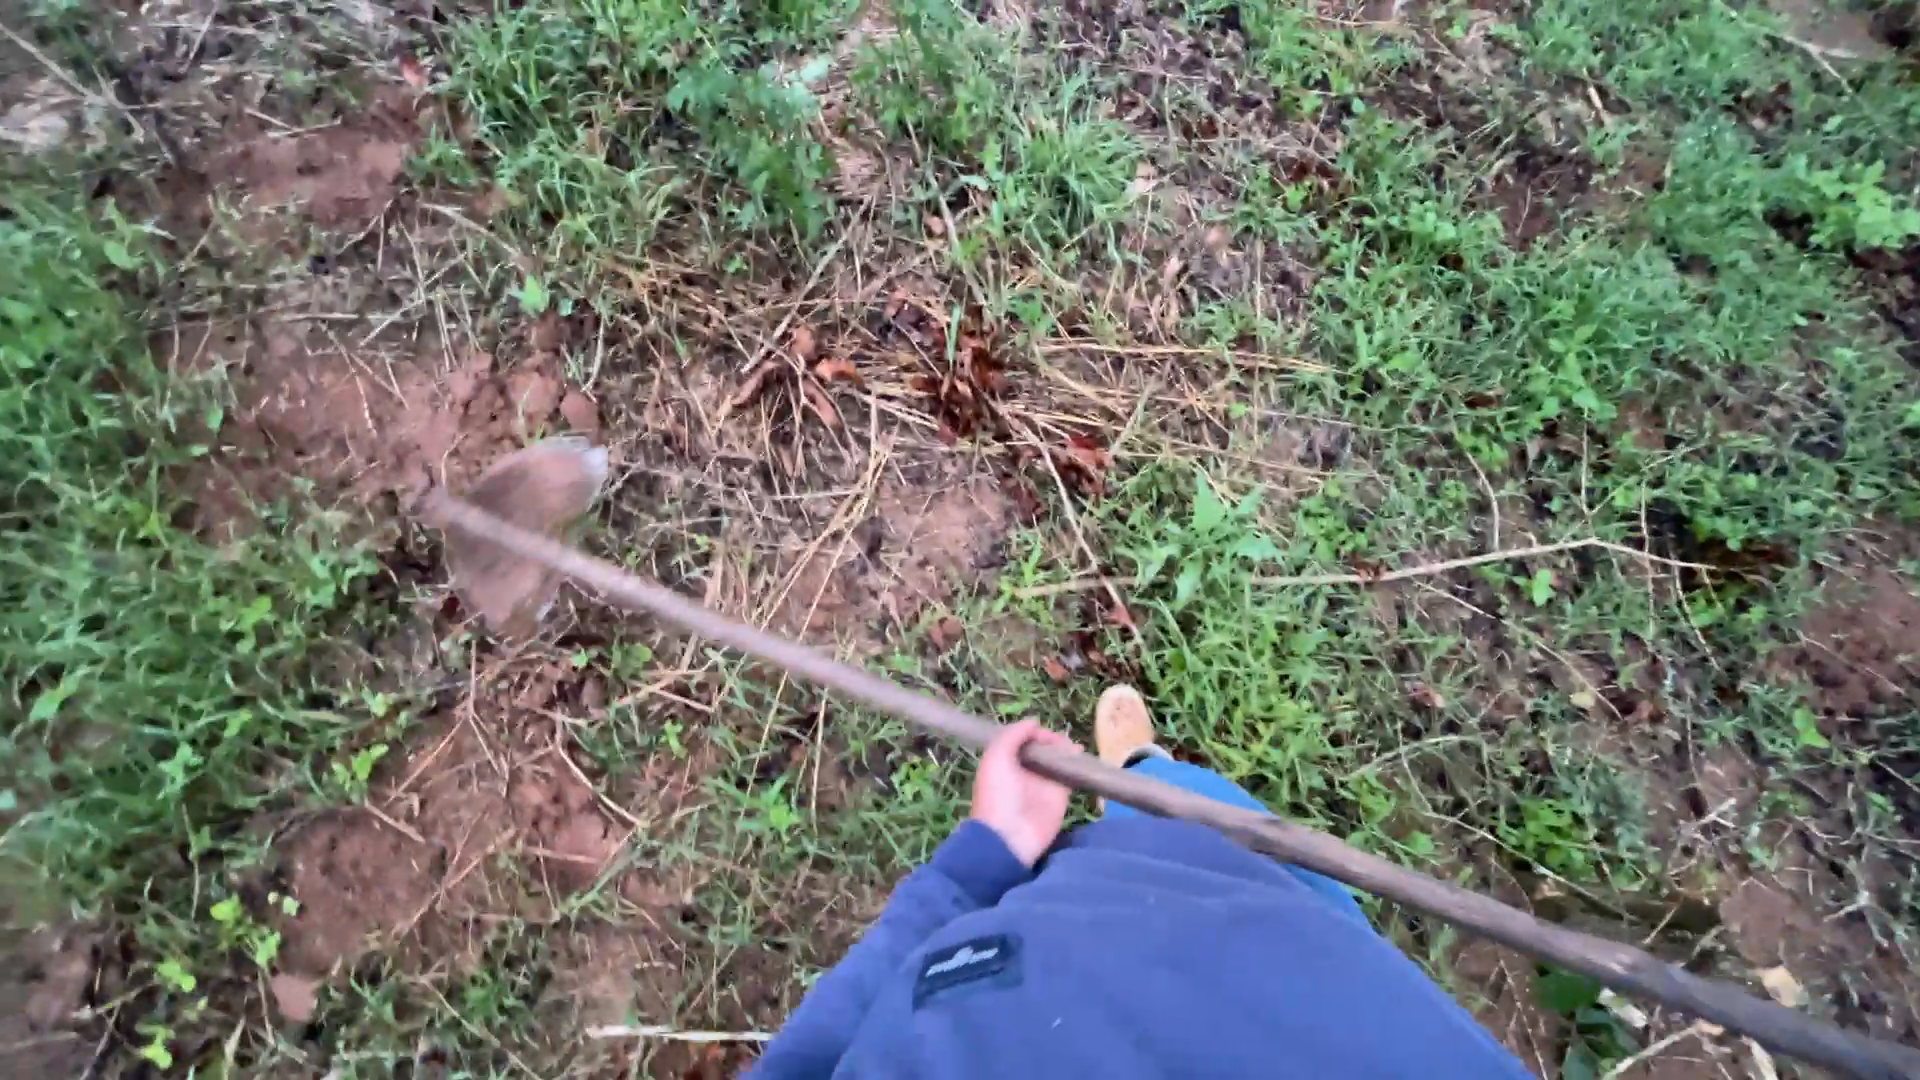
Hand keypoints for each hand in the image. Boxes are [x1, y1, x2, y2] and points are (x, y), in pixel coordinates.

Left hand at [971, 720, 1079, 866]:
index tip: (1040, 731)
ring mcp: (1042, 783)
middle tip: (1058, 739)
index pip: (1022, 739)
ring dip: (1065, 749)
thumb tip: (1033, 722)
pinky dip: (1076, 765)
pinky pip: (1069, 776)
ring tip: (1071, 745)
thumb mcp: (996, 757)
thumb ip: (1013, 735)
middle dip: (1050, 739)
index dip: (1032, 733)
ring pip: (1057, 759)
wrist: (1008, 837)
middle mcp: (1024, 770)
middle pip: (1042, 748)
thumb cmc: (997, 794)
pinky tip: (1080, 755)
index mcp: (1005, 761)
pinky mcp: (1059, 796)